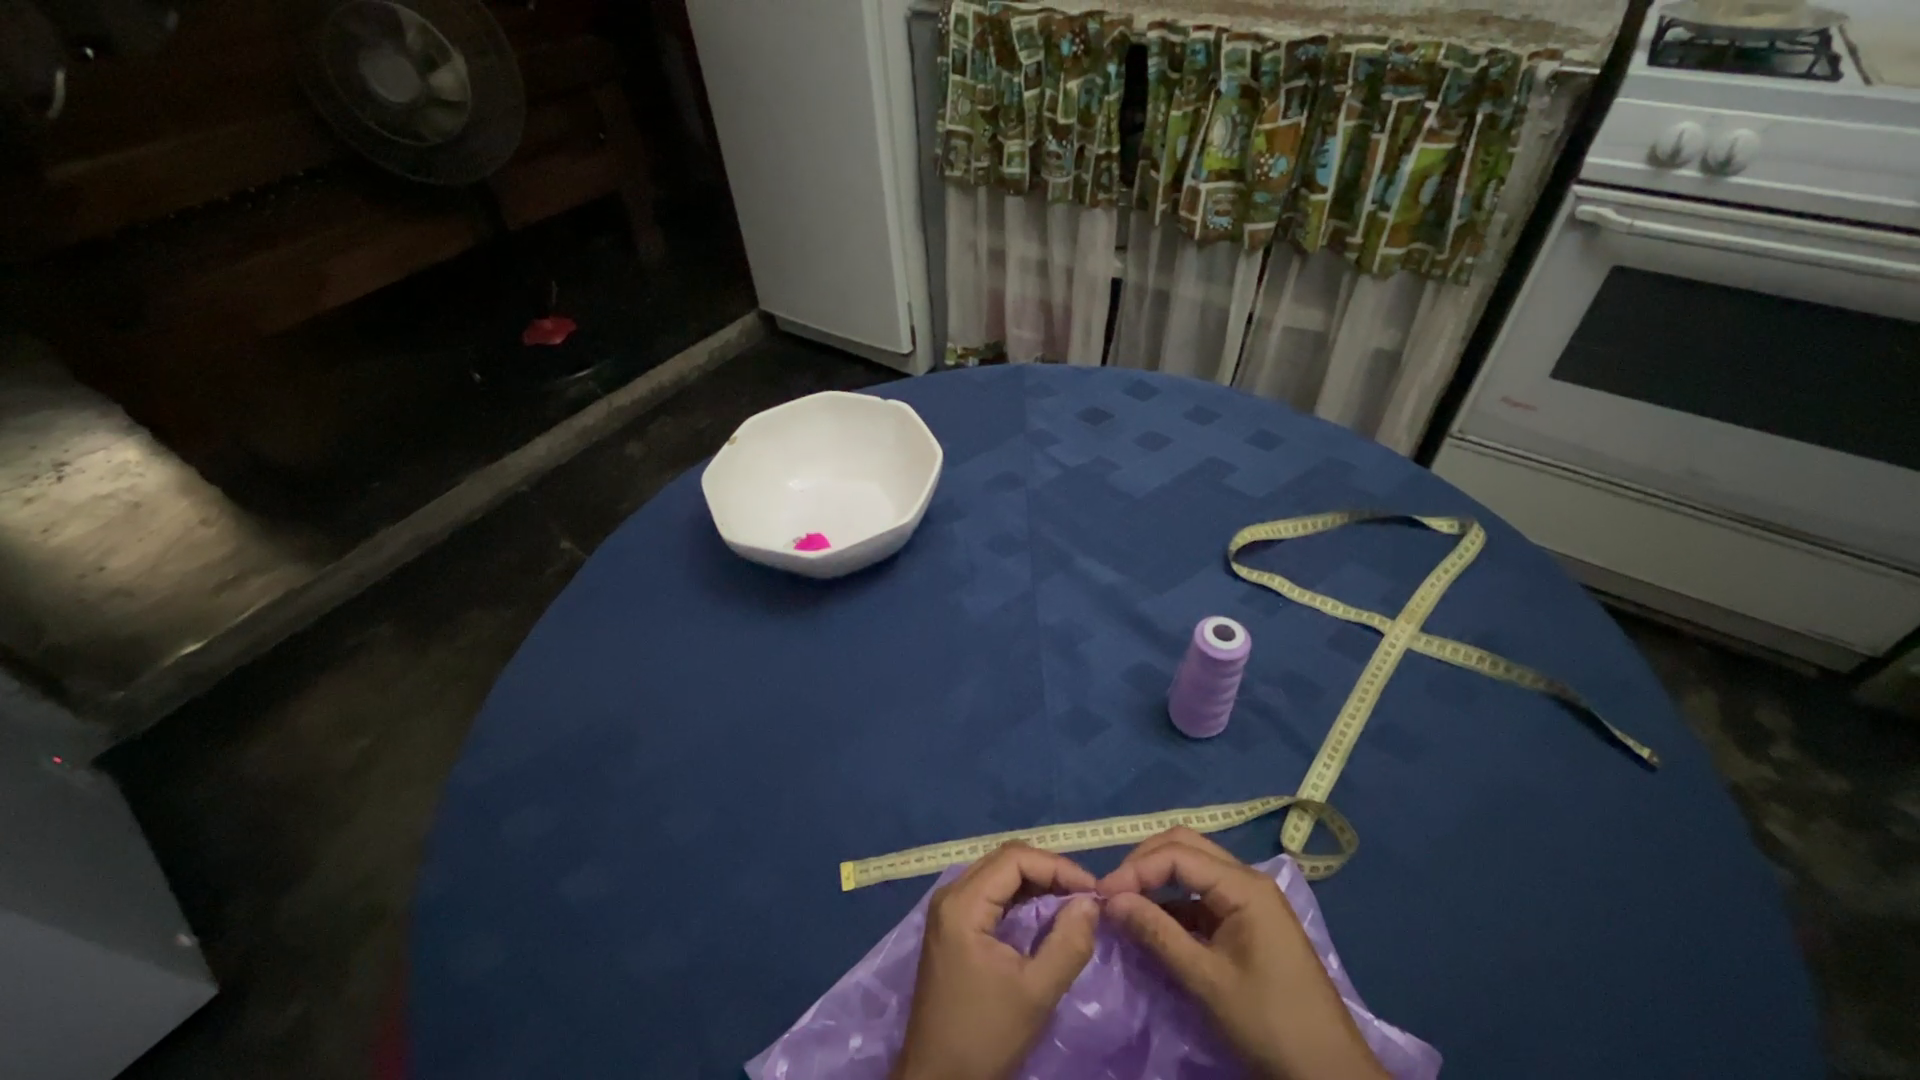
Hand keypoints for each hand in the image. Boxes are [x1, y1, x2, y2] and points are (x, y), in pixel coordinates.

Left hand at [893, 842, 1099, 1079]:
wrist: (937, 1079)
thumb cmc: (985, 1035)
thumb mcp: (1037, 992)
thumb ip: (1068, 943)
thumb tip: (1090, 902)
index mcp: (962, 904)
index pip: (1015, 858)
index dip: (1058, 866)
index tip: (1093, 891)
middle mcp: (950, 896)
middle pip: (1005, 861)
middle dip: (1049, 871)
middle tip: (1086, 896)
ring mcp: (948, 912)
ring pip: (998, 876)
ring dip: (1036, 884)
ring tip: (1073, 904)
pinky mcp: (952, 929)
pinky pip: (990, 897)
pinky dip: (1021, 900)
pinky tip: (1046, 917)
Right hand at [1098, 829, 1389, 1079]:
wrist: (1328, 1071)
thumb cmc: (1268, 1022)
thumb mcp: (1205, 980)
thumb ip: (1156, 933)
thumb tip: (1110, 900)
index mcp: (1244, 886)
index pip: (1177, 854)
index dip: (1134, 870)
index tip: (1100, 898)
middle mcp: (1249, 882)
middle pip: (1186, 848)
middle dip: (1144, 863)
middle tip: (1111, 893)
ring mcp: (1251, 903)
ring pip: (1194, 870)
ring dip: (1157, 881)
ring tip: (1124, 906)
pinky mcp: (1249, 925)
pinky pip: (1204, 898)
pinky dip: (1174, 904)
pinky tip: (1152, 924)